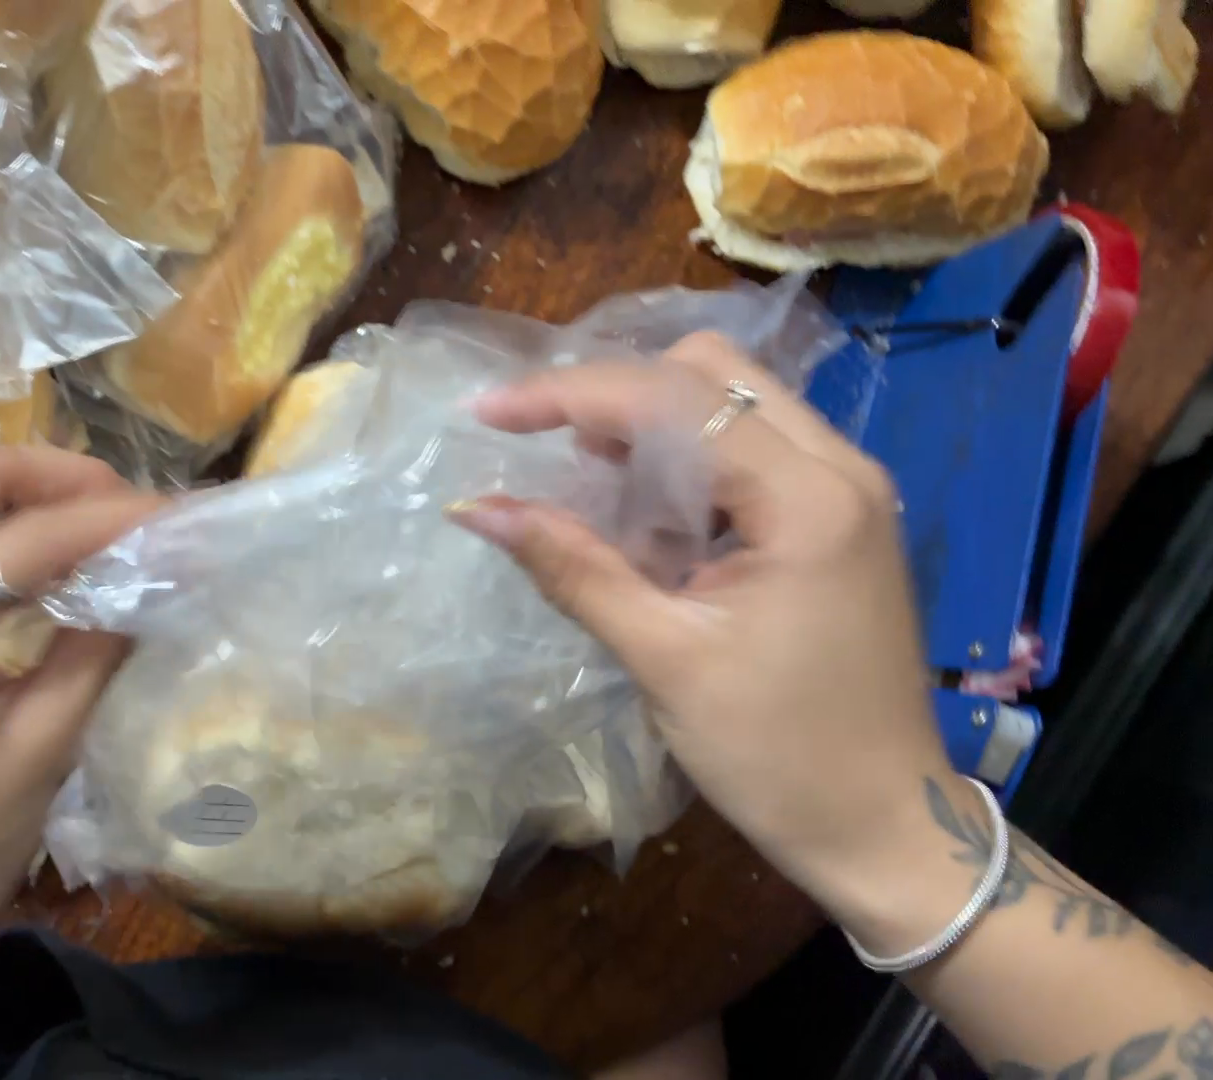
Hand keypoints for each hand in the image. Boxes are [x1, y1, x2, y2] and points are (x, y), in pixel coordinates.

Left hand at [0, 442, 162, 964]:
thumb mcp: (45, 743)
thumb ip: (97, 643)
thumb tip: (151, 573)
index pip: (23, 543)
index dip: (108, 520)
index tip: (174, 515)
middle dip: (58, 476)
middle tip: (128, 506)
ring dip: (28, 497)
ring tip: (101, 524)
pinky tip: (48, 556)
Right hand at [451, 334, 956, 929]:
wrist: (880, 827)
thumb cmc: (775, 752)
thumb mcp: (660, 657)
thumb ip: (569, 566)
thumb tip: (475, 506)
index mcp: (807, 498)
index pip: (672, 401)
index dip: (568, 395)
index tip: (488, 413)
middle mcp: (835, 469)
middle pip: (710, 371)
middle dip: (612, 390)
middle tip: (542, 440)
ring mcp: (838, 491)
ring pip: (726, 400)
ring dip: (641, 421)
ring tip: (578, 473)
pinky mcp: (825, 519)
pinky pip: (738, 447)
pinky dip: (673, 457)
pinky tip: (634, 509)